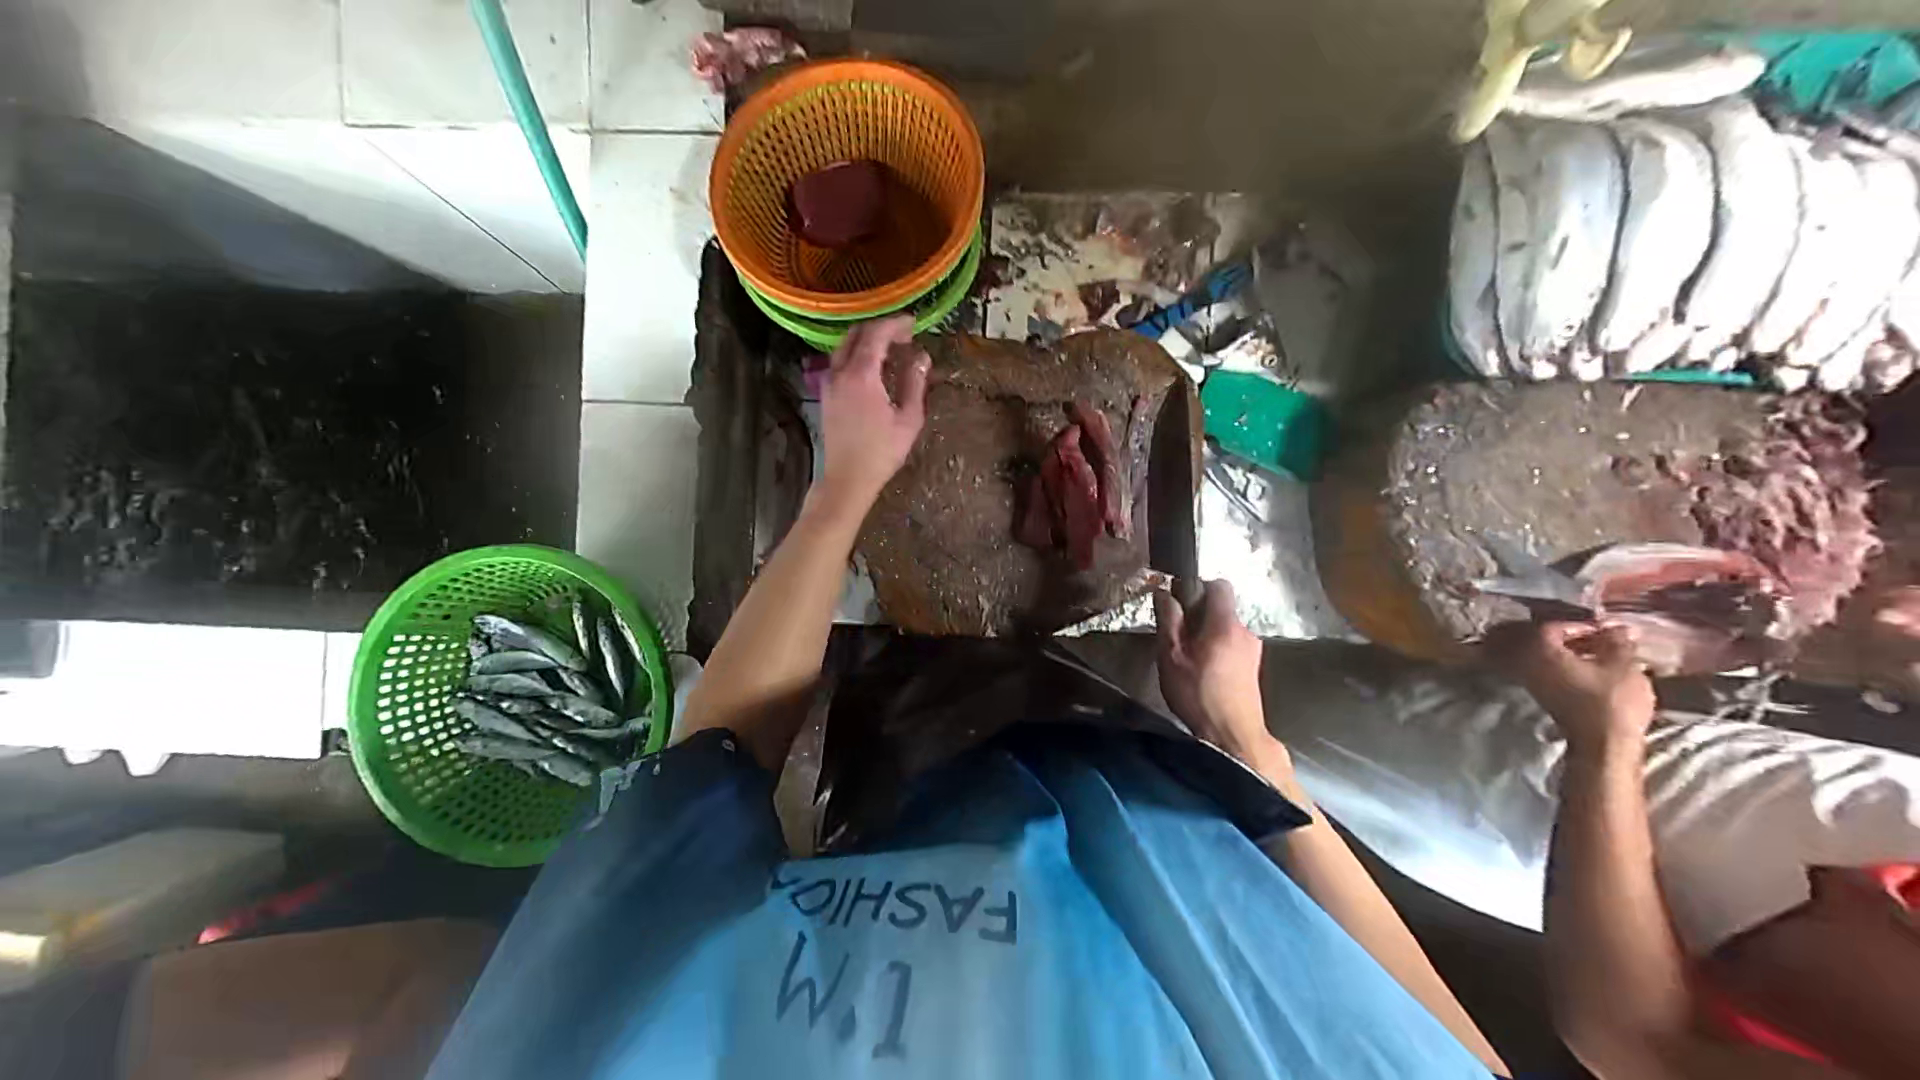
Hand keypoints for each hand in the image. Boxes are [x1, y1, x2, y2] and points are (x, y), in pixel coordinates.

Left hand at [817, 315, 930, 514]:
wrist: (848, 478)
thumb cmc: (881, 452)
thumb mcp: (908, 419)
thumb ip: (914, 383)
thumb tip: (921, 357)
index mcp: (861, 375)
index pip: (876, 334)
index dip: (895, 324)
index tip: (912, 323)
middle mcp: (840, 373)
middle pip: (856, 334)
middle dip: (880, 327)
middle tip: (903, 334)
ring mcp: (829, 383)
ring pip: (845, 346)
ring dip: (867, 340)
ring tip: (890, 348)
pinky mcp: (826, 394)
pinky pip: (840, 362)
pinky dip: (857, 354)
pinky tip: (874, 367)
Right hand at [1154, 579, 1275, 765]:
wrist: (1232, 738)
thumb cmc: (1198, 695)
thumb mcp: (1171, 656)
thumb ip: (1169, 621)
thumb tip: (1165, 593)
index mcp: (1225, 624)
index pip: (1219, 585)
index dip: (1199, 587)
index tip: (1180, 602)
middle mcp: (1245, 632)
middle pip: (1220, 610)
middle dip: (1198, 618)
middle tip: (1176, 638)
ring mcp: (1252, 651)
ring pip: (1225, 630)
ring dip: (1206, 637)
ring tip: (1187, 660)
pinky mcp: (1253, 669)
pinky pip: (1232, 647)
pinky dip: (1217, 652)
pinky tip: (1203, 674)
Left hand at [1485, 621, 1655, 752]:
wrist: (1602, 742)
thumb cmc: (1611, 700)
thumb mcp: (1622, 666)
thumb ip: (1617, 642)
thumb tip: (1618, 627)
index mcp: (1540, 651)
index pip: (1550, 626)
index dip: (1577, 624)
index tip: (1603, 628)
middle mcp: (1527, 663)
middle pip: (1545, 641)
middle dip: (1574, 637)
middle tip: (1604, 638)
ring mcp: (1532, 680)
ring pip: (1548, 657)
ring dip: (1573, 651)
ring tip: (1605, 652)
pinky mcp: (1543, 695)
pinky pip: (1551, 671)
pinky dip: (1570, 665)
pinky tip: (1595, 669)